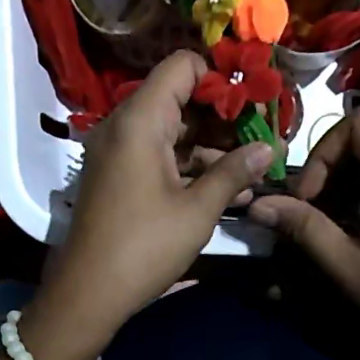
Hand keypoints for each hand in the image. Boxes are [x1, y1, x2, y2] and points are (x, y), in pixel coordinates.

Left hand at [39, 50, 273, 345]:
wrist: (88, 293)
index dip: (221, 80)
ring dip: (211, 148)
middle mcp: (124, 126)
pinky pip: (159, 157)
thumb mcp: (198, 210)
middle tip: (262, 141)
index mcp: (140, 120)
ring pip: (172, 132)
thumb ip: (234, 172)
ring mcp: (118, 153)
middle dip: (223, 119)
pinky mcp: (118, 177)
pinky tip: (226, 190)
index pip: (183, 67)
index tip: (254, 105)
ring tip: (252, 171)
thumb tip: (270, 149)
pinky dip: (190, 167)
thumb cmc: (145, 247)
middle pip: (180, 100)